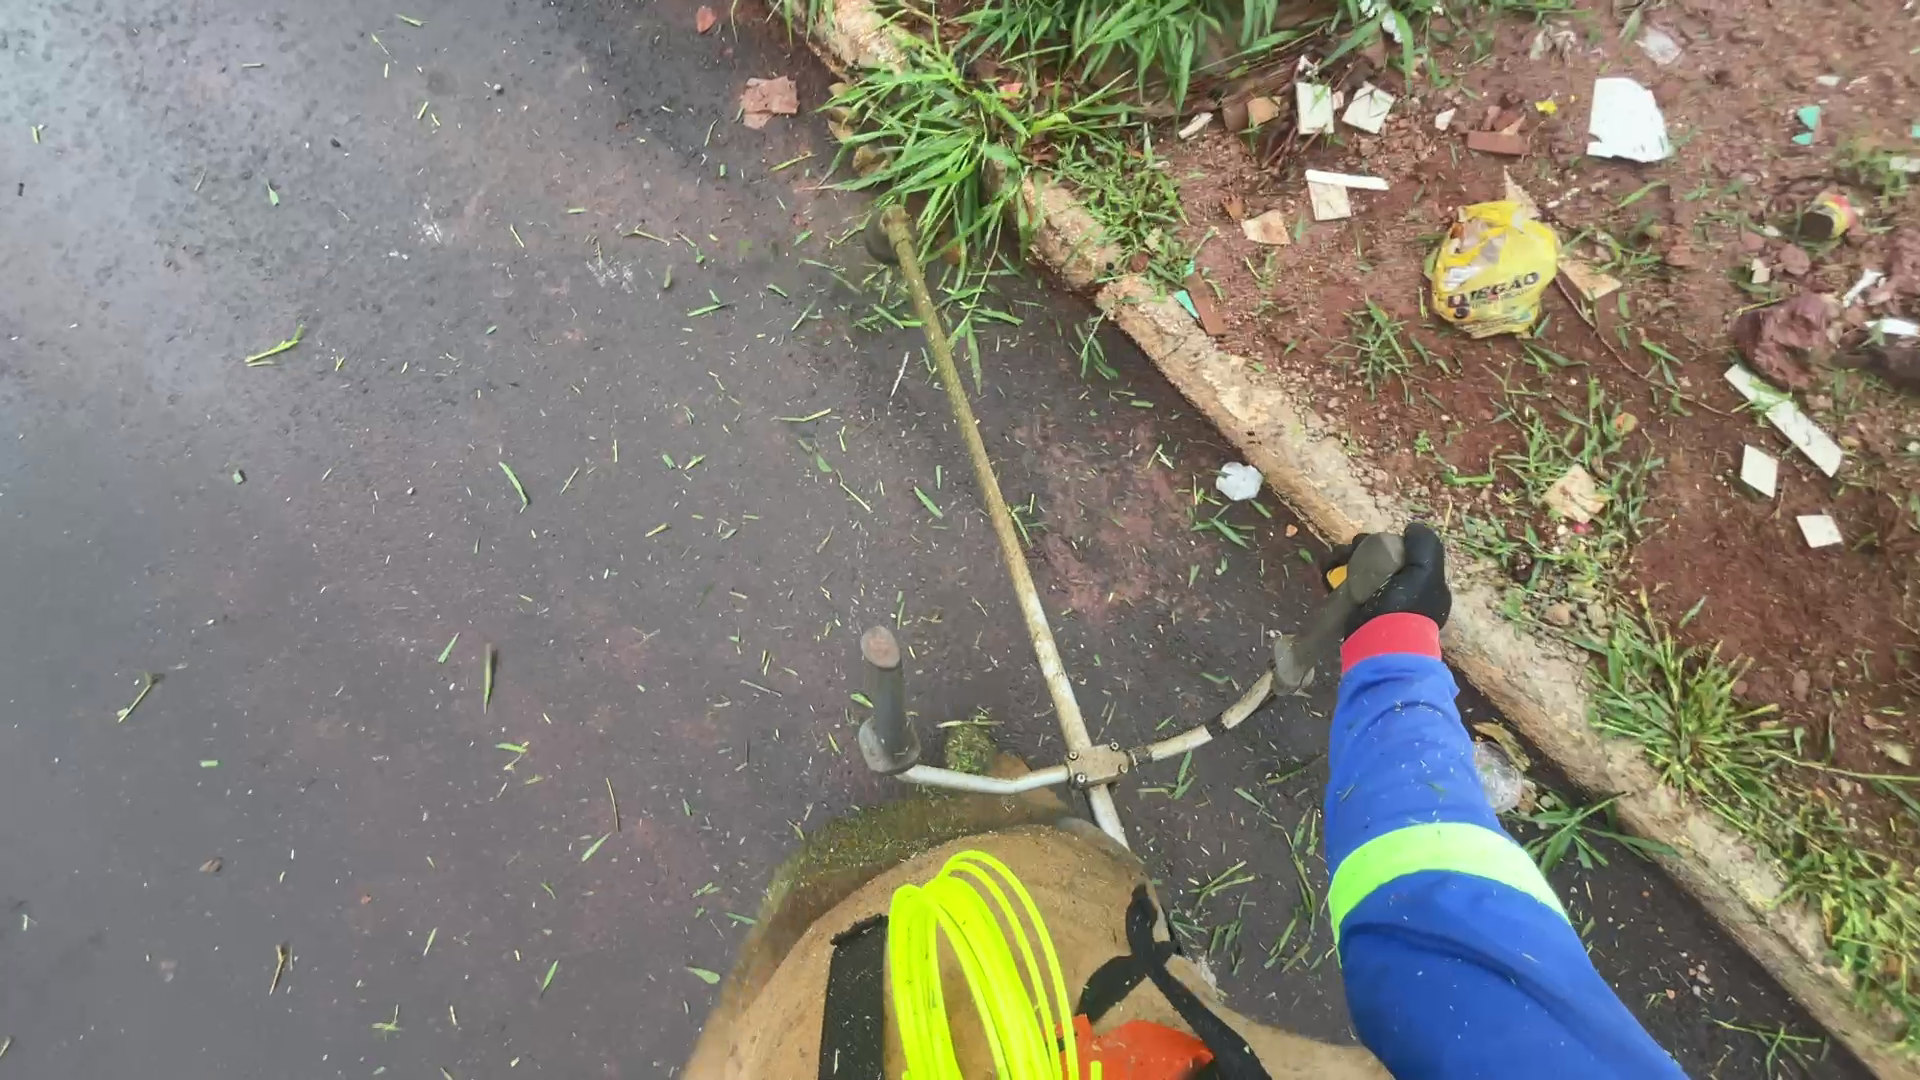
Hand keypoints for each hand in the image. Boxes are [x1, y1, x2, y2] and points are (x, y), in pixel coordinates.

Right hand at [1321, 522, 1450, 636]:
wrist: (1380, 644)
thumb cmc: (1403, 607)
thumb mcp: (1425, 571)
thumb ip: (1424, 546)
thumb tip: (1410, 528)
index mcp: (1421, 580)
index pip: (1401, 551)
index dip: (1383, 542)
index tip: (1369, 542)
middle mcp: (1400, 588)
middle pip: (1375, 557)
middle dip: (1357, 550)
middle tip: (1345, 552)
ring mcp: (1377, 599)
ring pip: (1355, 568)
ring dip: (1339, 560)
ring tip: (1327, 564)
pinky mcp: (1355, 609)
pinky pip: (1341, 585)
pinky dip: (1331, 577)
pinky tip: (1323, 576)